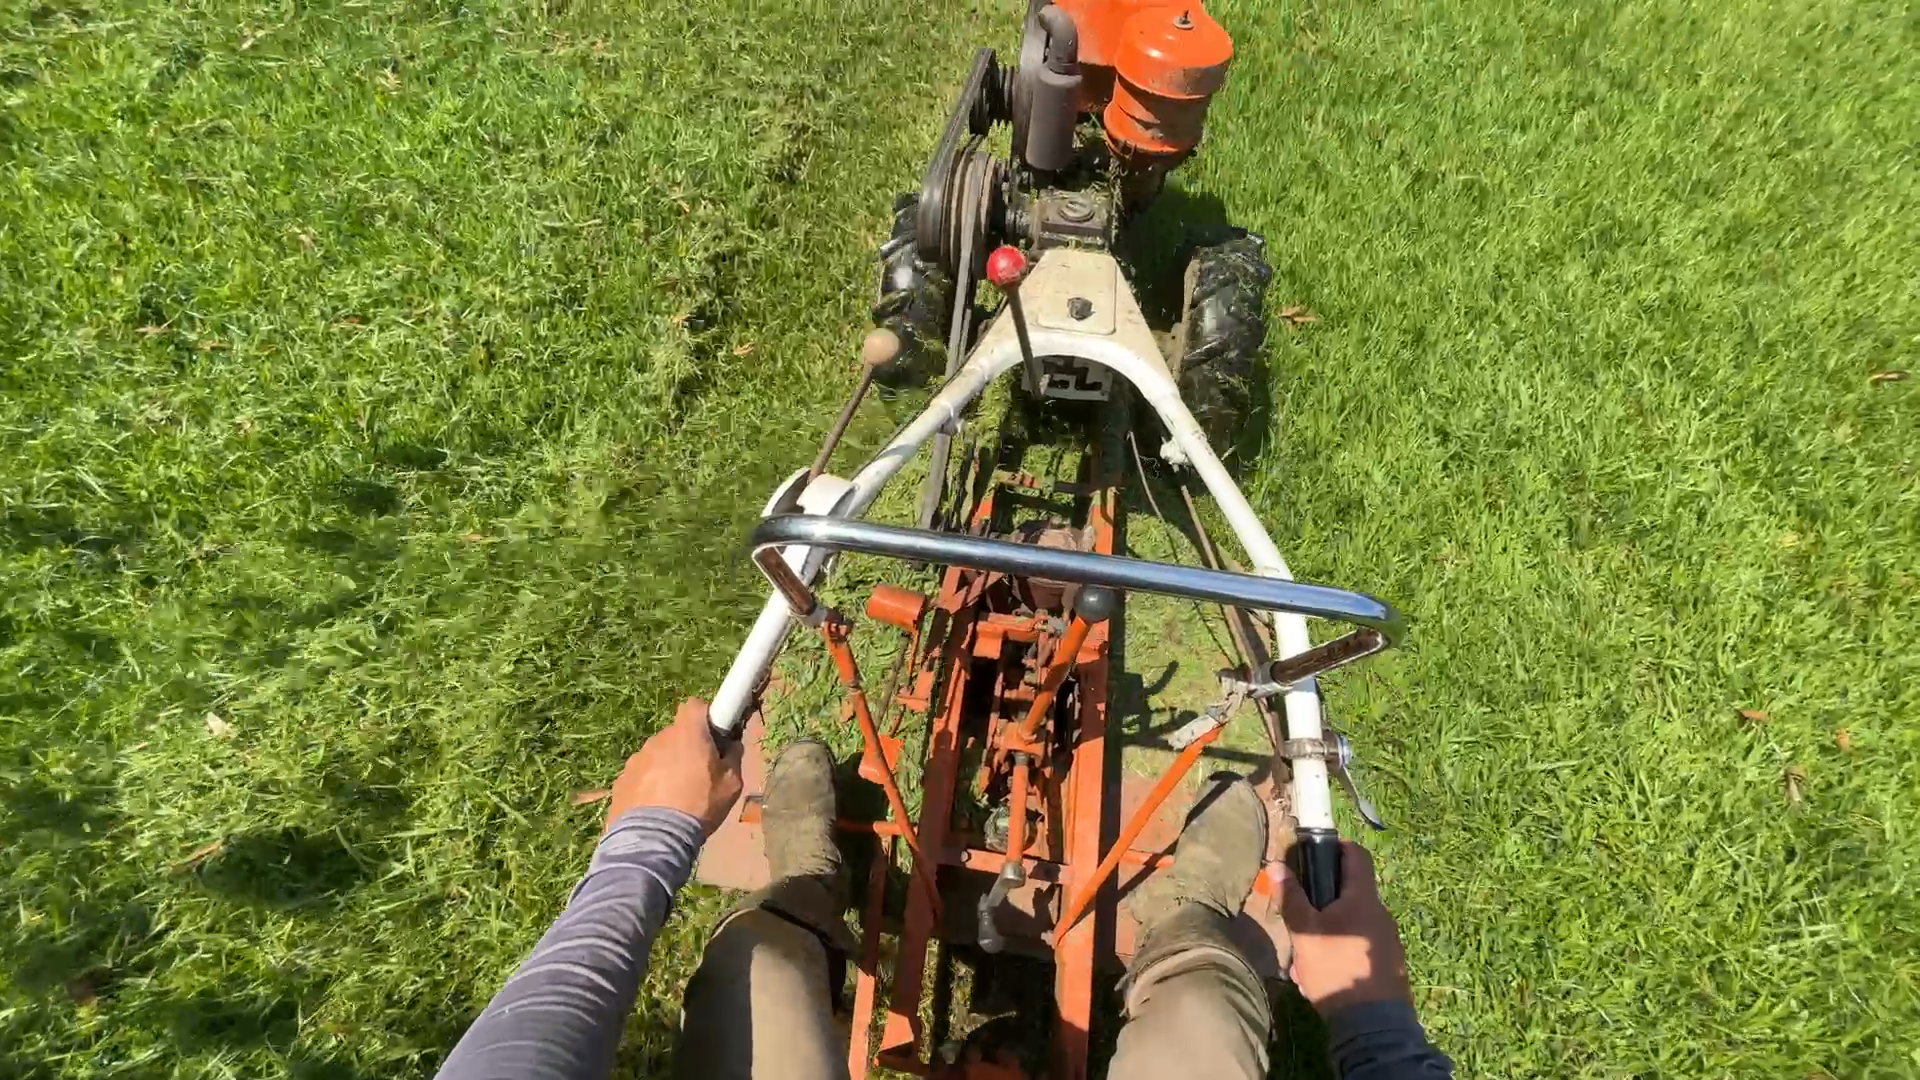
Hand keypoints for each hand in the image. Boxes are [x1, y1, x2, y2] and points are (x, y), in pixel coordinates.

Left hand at [604, 698, 742, 837]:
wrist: (654, 841)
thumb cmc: (700, 806)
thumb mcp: (732, 783)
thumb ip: (733, 756)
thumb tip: (731, 745)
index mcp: (688, 733)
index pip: (695, 705)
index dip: (706, 715)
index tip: (713, 734)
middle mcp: (659, 739)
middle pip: (676, 733)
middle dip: (687, 746)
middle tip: (698, 772)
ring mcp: (636, 759)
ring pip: (657, 754)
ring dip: (666, 766)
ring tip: (675, 796)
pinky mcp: (621, 781)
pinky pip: (641, 774)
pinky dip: (649, 784)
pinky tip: (657, 808)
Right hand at [1280, 840, 1413, 1013]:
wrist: (1373, 1028)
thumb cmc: (1335, 969)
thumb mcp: (1304, 931)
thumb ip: (1291, 897)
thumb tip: (1276, 866)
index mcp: (1363, 900)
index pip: (1358, 855)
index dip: (1338, 845)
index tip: (1316, 850)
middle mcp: (1382, 914)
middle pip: (1353, 889)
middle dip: (1326, 894)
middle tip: (1302, 907)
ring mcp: (1390, 941)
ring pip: (1356, 918)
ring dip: (1332, 923)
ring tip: (1309, 946)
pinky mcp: (1390, 963)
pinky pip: (1363, 942)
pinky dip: (1344, 944)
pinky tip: (1325, 966)